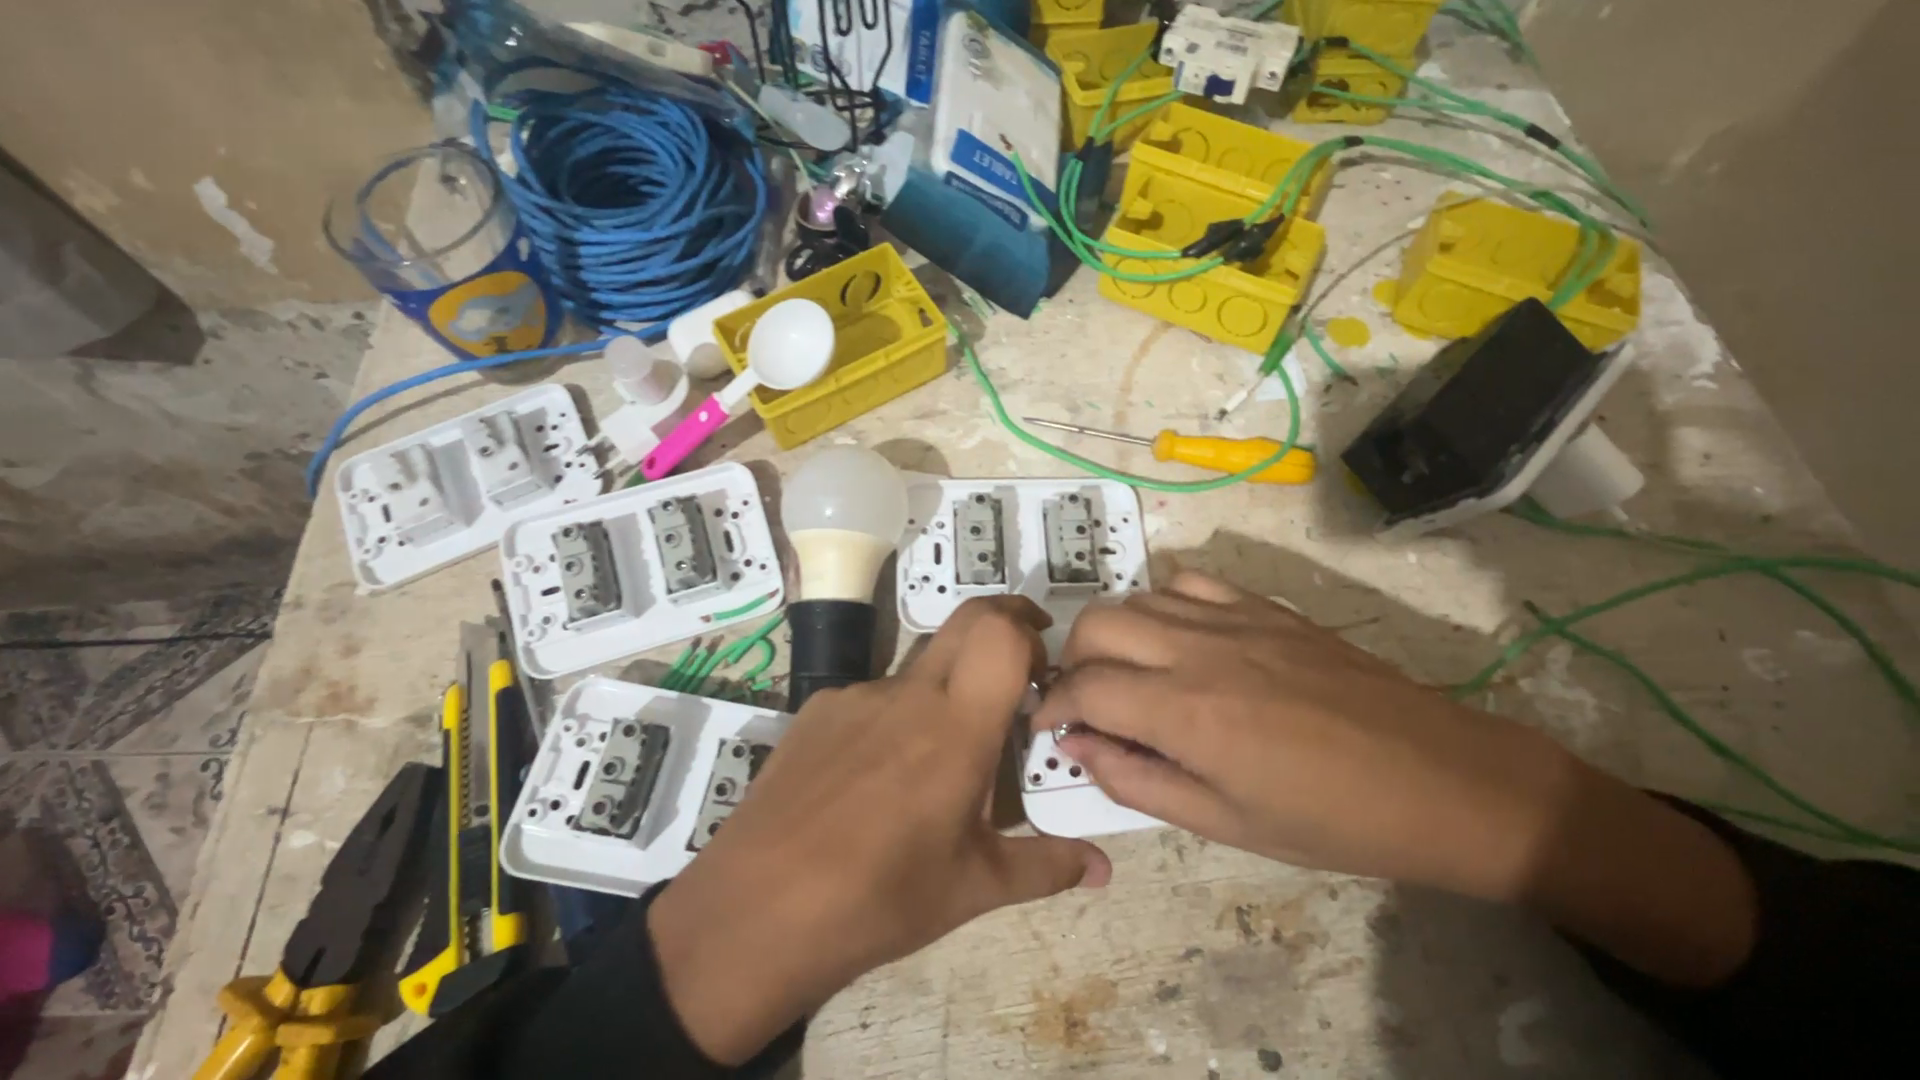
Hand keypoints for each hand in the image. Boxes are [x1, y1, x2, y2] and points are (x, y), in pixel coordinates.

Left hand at [650, 597, 1110, 1064]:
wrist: (755, 913)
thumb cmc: (879, 900)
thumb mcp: (973, 888)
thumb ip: (1046, 866)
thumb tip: (1103, 869)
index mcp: (956, 727)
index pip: (1001, 632)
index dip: (1030, 630)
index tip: (1044, 667)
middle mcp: (906, 694)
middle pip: (964, 621)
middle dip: (1002, 627)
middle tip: (1019, 675)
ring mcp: (853, 698)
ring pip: (917, 670)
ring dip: (944, 694)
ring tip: (936, 770)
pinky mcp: (814, 714)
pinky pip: (870, 699)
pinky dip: (893, 721)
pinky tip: (875, 785)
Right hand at [1034, 572, 1755, 985]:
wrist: (1441, 780)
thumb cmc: (1330, 821)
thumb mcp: (1225, 823)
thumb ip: (1138, 781)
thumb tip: (1080, 747)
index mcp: (1184, 713)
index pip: (1084, 688)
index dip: (1052, 707)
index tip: (1047, 727)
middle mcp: (1198, 651)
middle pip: (1096, 623)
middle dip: (1072, 661)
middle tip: (1084, 700)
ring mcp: (1235, 619)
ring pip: (1137, 595)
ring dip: (1113, 630)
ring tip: (1125, 671)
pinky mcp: (1268, 607)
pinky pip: (1192, 582)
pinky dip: (1163, 603)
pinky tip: (1176, 637)